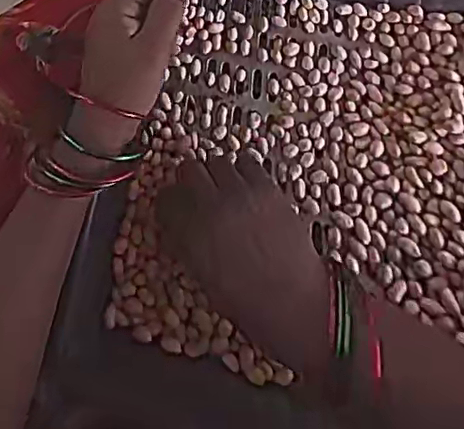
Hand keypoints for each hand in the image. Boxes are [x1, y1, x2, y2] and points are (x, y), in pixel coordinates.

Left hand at [74, 0, 191, 150]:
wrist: (105, 122)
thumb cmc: (130, 87)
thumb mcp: (154, 48)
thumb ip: (167, 13)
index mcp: (114, 8)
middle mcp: (107, 11)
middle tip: (189, 8)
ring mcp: (107, 26)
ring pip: (138, 2)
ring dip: (161, 6)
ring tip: (180, 23)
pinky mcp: (112, 40)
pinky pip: (135, 19)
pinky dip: (152, 21)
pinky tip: (165, 37)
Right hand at [157, 152, 331, 374]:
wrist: (298, 304)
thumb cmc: (247, 302)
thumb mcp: (203, 277)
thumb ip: (186, 242)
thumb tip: (177, 223)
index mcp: (191, 232)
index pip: (165, 198)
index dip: (168, 203)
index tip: (174, 209)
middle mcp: (212, 205)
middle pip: (187, 169)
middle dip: (189, 181)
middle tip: (197, 194)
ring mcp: (241, 193)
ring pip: (216, 160)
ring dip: (215, 173)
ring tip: (223, 189)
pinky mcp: (267, 188)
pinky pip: (246, 162)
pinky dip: (242, 171)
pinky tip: (245, 187)